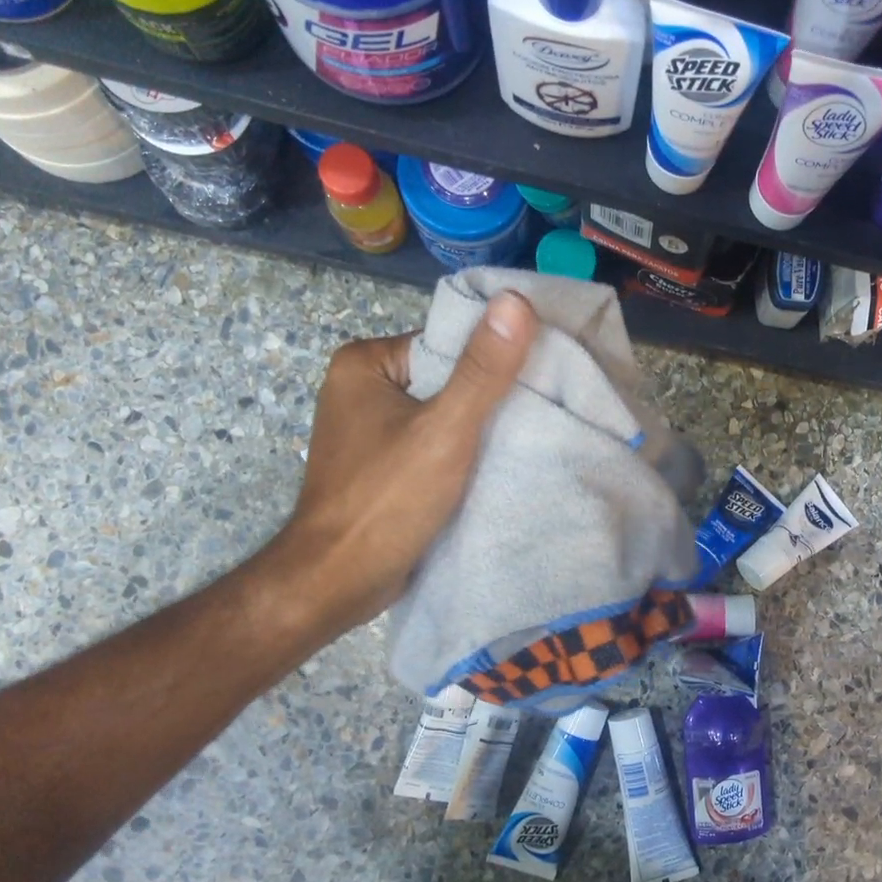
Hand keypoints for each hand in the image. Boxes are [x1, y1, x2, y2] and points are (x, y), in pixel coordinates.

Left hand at [264, 291, 538, 634]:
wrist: (340, 581)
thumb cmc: (387, 500)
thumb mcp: (445, 429)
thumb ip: (484, 370)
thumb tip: (518, 300)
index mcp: (364, 364)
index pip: (448, 344)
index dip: (495, 362)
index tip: (540, 384)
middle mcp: (362, 389)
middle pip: (448, 380)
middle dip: (491, 401)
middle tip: (541, 417)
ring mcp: (371, 431)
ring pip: (445, 418)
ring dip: (481, 433)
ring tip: (527, 443)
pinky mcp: (384, 468)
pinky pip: (435, 447)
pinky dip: (464, 457)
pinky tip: (498, 469)